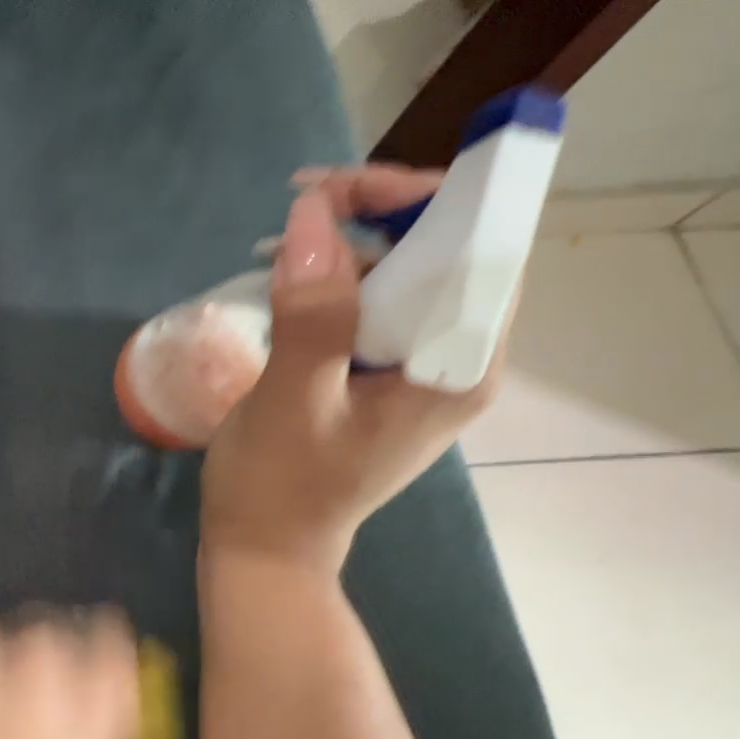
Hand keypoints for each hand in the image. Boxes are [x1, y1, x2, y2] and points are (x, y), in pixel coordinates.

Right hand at [201, 166, 505, 573]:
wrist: (264, 550)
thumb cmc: (276, 486)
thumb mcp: (290, 400)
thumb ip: (312, 313)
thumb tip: (312, 217)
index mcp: (459, 367)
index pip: (475, 249)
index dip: (419, 199)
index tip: (339, 188)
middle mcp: (461, 362)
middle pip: (447, 256)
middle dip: (380, 216)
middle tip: (303, 203)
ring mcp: (426, 372)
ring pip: (411, 279)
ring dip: (355, 247)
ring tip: (289, 239)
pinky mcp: (391, 380)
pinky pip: (383, 309)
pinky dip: (343, 283)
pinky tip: (298, 281)